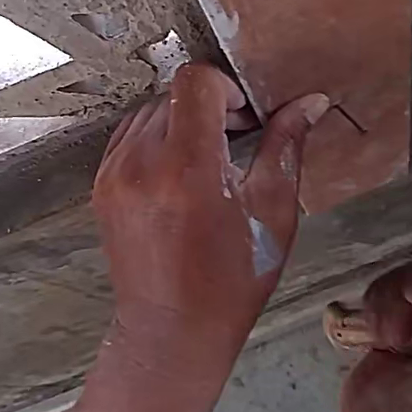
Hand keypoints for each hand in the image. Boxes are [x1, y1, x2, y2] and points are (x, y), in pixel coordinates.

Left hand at [94, 63, 328, 367]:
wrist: (171, 330)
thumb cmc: (230, 281)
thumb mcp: (273, 212)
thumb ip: (286, 146)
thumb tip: (308, 102)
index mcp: (187, 168)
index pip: (195, 81)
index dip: (226, 86)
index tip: (244, 115)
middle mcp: (141, 163)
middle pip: (175, 93)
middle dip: (210, 105)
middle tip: (236, 138)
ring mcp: (114, 173)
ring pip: (151, 109)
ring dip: (183, 119)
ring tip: (209, 157)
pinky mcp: (102, 184)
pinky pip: (130, 134)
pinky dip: (158, 137)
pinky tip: (181, 169)